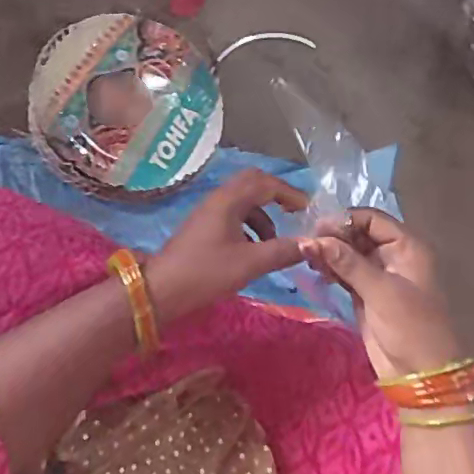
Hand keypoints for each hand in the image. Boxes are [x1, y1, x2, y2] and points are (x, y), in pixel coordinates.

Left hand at [146, 170, 308, 322]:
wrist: (162, 290)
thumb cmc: (206, 272)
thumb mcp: (250, 263)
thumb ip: (282, 251)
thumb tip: (311, 244)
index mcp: (229, 200)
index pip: (265, 183)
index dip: (290, 192)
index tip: (308, 208)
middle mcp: (218, 199)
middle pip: (252, 184)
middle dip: (276, 196)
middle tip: (294, 213)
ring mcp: (208, 213)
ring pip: (242, 202)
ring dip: (263, 215)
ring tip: (274, 241)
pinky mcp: (203, 228)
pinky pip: (233, 216)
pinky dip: (249, 226)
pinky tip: (254, 250)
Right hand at [299, 209, 461, 378]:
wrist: (421, 373)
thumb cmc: (409, 326)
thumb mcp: (379, 290)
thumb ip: (346, 262)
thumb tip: (310, 240)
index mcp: (407, 247)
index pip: (373, 219)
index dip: (345, 220)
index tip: (316, 228)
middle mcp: (394, 255)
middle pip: (359, 233)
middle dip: (334, 236)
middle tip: (306, 244)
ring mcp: (379, 275)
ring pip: (350, 253)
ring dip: (329, 252)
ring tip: (307, 257)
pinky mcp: (367, 293)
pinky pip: (346, 272)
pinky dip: (331, 269)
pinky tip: (315, 269)